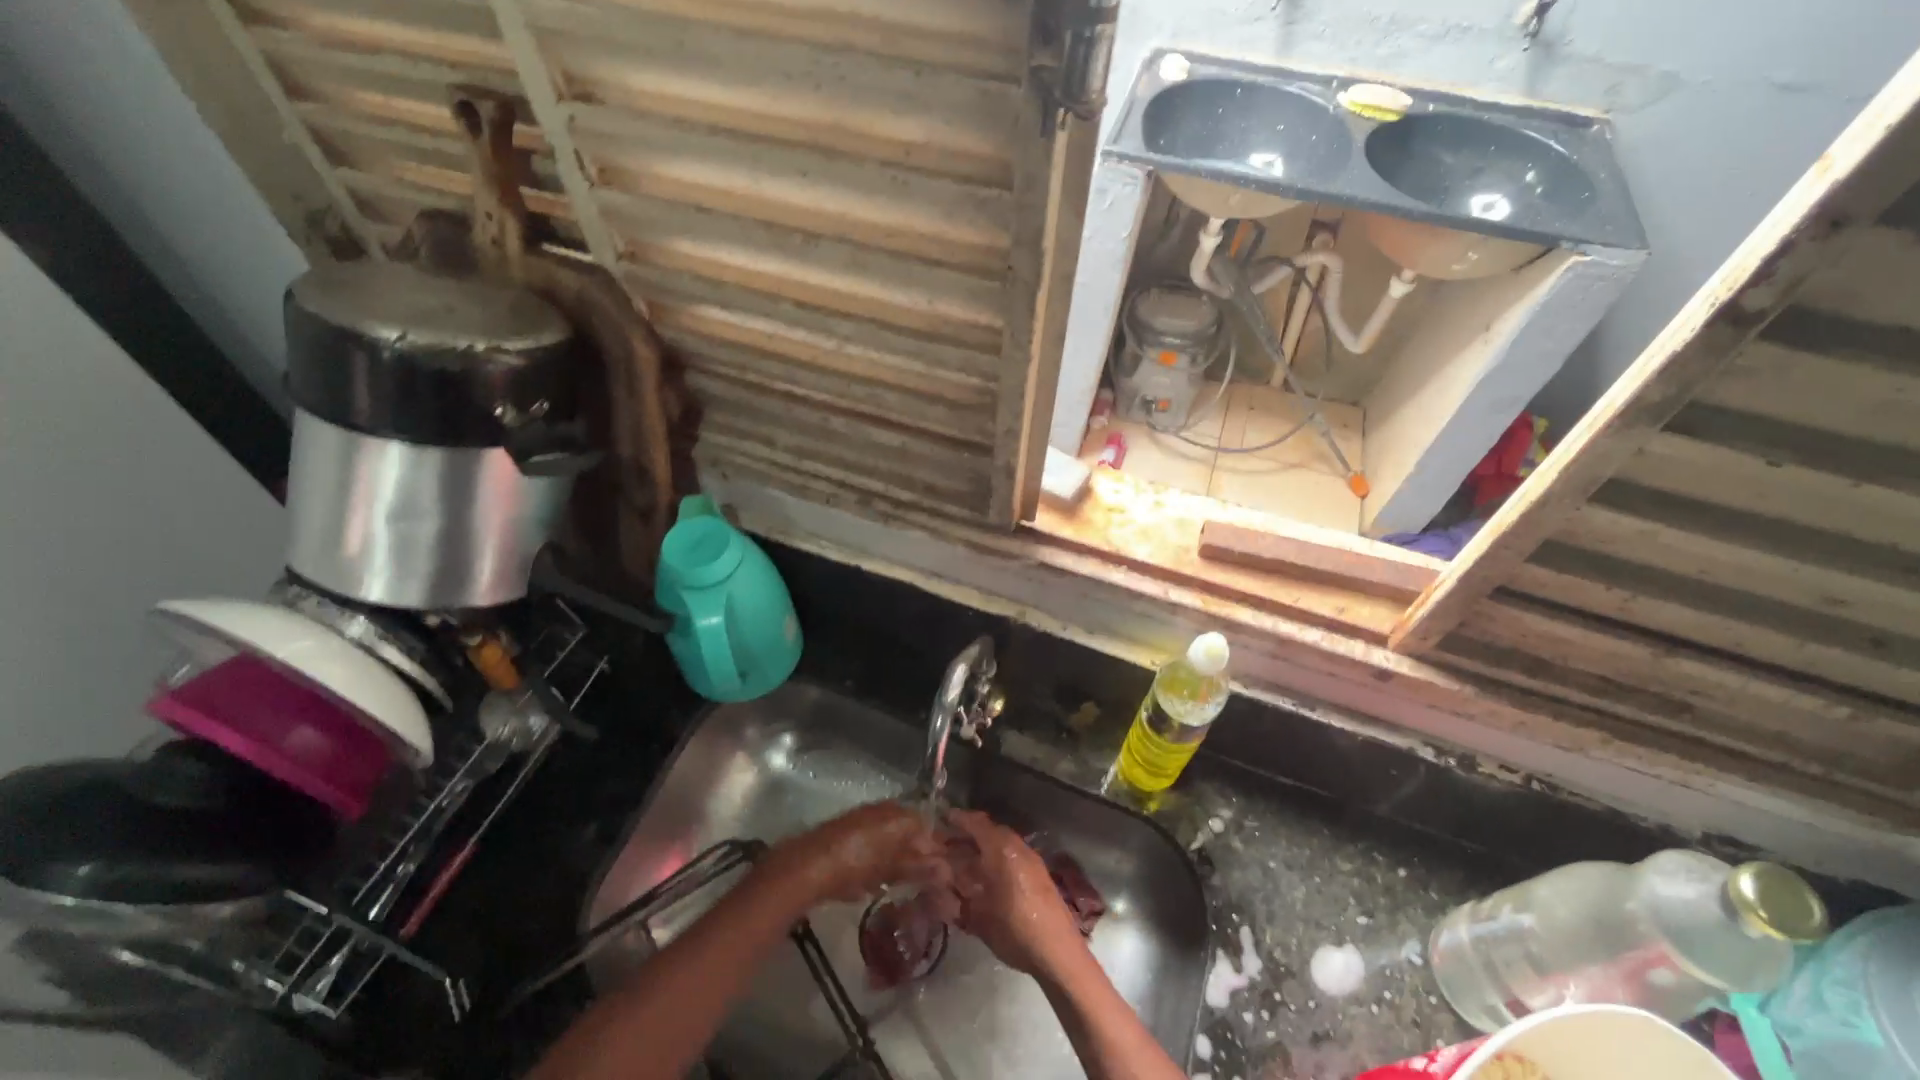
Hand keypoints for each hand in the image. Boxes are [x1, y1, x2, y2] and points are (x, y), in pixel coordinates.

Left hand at [765, 802, 949, 905]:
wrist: (805, 867)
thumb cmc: (856, 866)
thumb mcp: (890, 869)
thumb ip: (919, 867)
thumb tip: (946, 870)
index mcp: (897, 815)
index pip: (926, 825)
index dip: (933, 848)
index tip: (938, 871)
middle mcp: (880, 811)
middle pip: (906, 831)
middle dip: (912, 854)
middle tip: (917, 880)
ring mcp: (859, 820)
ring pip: (885, 838)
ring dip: (891, 860)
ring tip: (892, 885)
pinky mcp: (841, 833)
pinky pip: (866, 846)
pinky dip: (871, 863)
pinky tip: (866, 885)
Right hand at [944, 810, 1085, 976]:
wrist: (1058, 952)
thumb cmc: (1014, 931)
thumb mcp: (978, 917)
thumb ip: (957, 896)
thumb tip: (940, 881)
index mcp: (1002, 851)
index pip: (977, 823)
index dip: (958, 819)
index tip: (942, 818)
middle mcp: (1018, 849)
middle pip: (991, 831)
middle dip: (969, 834)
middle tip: (947, 843)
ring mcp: (1033, 861)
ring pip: (1003, 844)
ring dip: (983, 847)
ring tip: (963, 861)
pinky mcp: (1040, 875)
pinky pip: (1013, 856)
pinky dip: (996, 859)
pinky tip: (986, 878)